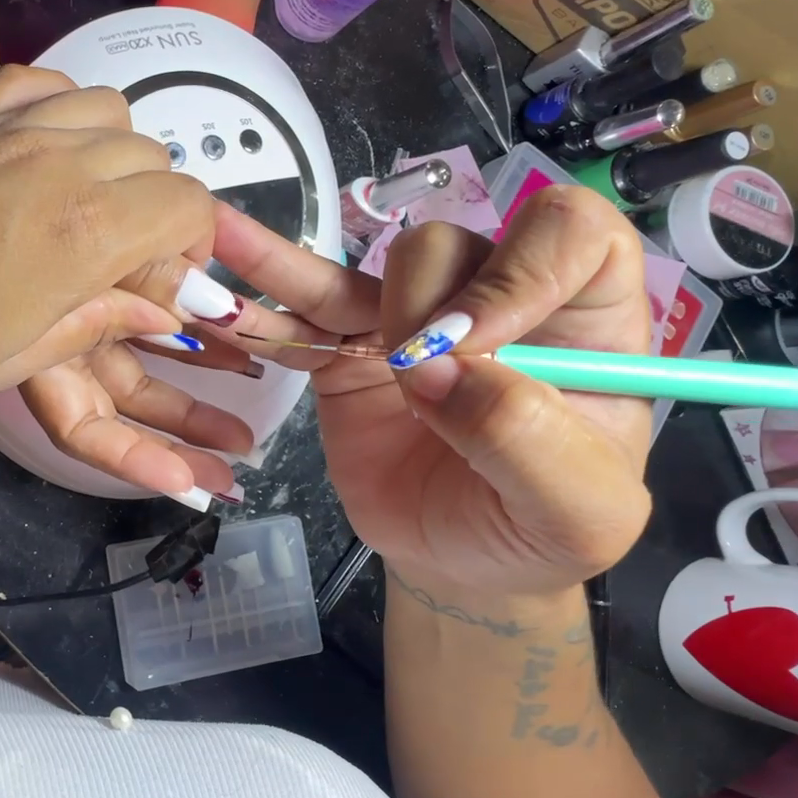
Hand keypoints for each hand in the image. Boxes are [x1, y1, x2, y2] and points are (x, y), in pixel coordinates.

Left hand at [0, 67, 216, 423]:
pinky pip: (38, 83)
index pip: (188, 204)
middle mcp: (60, 161)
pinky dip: (58, 108)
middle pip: (154, 156)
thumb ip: (96, 321)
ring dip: (115, 152)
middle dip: (156, 203)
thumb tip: (156, 310)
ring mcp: (7, 128)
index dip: (192, 241)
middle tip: (121, 251)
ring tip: (82, 198)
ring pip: (106, 109)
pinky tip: (36, 147)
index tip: (167, 275)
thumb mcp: (13, 355)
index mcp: (85, 231)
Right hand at [217, 185, 652, 595]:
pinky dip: (260, 310)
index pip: (565, 236)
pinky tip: (218, 304)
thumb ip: (528, 438)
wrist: (457, 562)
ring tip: (228, 242)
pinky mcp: (344, 354)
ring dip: (294, 265)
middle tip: (406, 377)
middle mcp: (492, 305)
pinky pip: (301, 318)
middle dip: (417, 301)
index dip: (519, 268)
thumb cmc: (534, 533)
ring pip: (362, 267)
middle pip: (448, 245)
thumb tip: (440, 369)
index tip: (474, 344)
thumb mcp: (578, 511)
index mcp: (579, 324)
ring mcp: (409, 326)